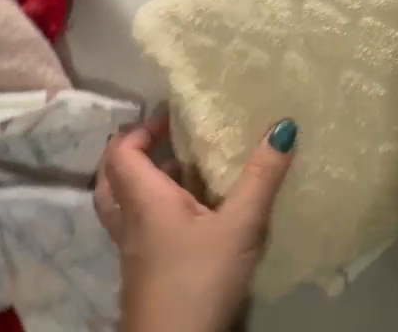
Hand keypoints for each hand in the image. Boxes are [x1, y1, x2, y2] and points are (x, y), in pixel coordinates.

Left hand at [95, 113, 297, 331]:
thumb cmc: (199, 281)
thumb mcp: (240, 225)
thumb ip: (261, 175)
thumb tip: (284, 125)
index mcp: (145, 201)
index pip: (121, 153)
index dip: (141, 129)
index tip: (174, 117)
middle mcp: (130, 222)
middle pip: (112, 178)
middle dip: (134, 152)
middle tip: (169, 138)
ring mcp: (133, 251)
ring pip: (122, 204)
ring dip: (143, 180)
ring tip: (182, 169)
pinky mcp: (144, 273)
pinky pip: (138, 226)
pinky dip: (154, 208)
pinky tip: (191, 213)